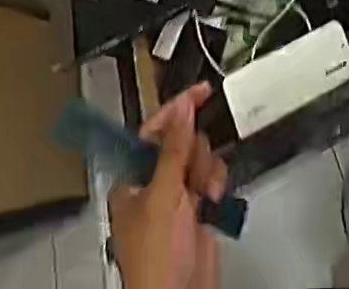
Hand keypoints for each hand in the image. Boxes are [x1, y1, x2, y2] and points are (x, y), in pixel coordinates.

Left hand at [108, 83, 227, 288]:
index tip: (200, 91)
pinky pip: (213, 176)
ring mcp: (176, 196)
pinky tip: (211, 203)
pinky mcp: (198, 206)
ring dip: (207, 172)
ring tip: (202, 197)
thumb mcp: (163, 197)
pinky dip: (216, 185)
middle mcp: (153, 184)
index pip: (153, 132)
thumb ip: (174, 150)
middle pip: (182, 142)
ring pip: (200, 158)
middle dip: (194, 154)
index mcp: (132, 180)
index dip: (175, 110)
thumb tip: (182, 108)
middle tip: (193, 176)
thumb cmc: (157, 256)